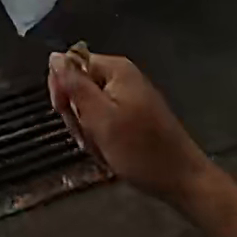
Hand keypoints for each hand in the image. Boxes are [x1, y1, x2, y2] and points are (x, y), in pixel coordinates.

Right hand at [48, 51, 214, 203]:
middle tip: (90, 137)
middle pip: (80, 86)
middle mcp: (122, 76)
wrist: (182, 180)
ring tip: (103, 149)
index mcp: (115, 69)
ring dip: (90, 131)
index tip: (70, 115)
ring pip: (90, 108)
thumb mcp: (100, 118)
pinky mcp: (134, 115)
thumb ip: (75, 85)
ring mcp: (129, 96)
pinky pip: (105, 120)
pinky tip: (111, 153)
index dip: (64, 90)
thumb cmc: (140, 150)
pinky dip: (103, 137)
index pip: (71, 65)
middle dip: (79, 115)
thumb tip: (54, 57)